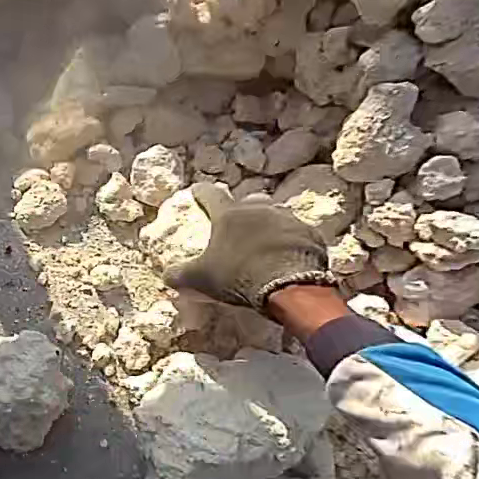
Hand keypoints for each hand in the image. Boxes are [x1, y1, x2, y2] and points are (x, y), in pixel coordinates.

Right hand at [162, 185, 336, 312]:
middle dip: (243, 207)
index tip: (197, 190)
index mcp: (229, 215)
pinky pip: (297, 233)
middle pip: (249, 200)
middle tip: (237, 221)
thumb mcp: (199, 279)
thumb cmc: (237, 276)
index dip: (201, 192)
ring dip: (269, 223)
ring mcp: (288, 220)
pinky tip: (286, 255)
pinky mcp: (311, 235)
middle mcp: (259, 209)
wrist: (289, 288)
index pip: (210, 194)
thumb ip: (179, 274)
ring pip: (276, 213)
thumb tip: (167, 276)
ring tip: (264, 239)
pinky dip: (289, 241)